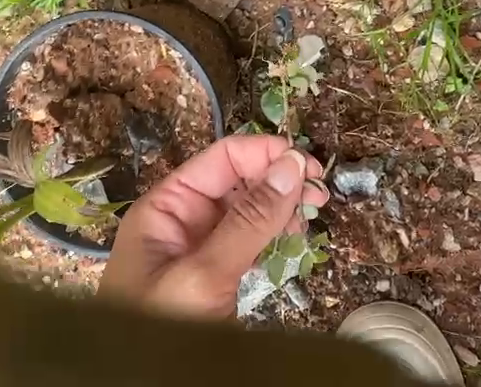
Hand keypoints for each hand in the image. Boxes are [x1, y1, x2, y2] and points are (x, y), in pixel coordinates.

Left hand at [100, 135, 327, 318]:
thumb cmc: (162, 328)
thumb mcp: (204, 274)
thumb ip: (249, 220)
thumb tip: (293, 164)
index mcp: (167, 205)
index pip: (224, 158)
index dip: (267, 153)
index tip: (308, 166)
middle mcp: (183, 218)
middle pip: (239, 179)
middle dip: (280, 180)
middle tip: (318, 196)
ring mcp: (199, 248)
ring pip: (249, 208)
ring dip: (282, 206)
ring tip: (310, 219)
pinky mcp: (215, 275)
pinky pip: (250, 239)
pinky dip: (274, 233)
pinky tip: (294, 239)